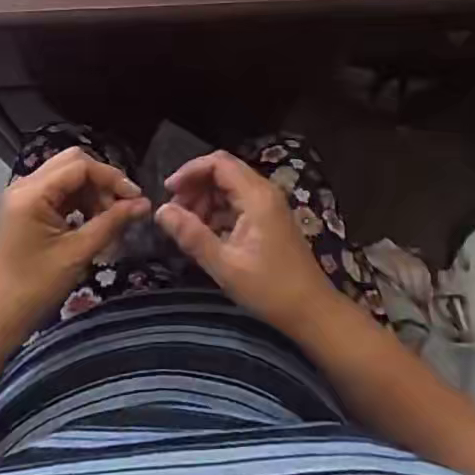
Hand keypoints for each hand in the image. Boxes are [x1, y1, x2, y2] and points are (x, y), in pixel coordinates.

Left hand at [0, 147, 150, 336]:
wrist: (0, 316)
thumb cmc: (36, 287)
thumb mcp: (78, 253)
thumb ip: (112, 222)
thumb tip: (144, 203)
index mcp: (32, 193)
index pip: (80, 166)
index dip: (112, 178)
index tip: (136, 199)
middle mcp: (24, 185)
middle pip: (73, 163)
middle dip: (103, 181)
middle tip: (124, 206)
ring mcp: (23, 195)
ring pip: (68, 176)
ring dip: (93, 192)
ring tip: (110, 220)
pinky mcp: (26, 208)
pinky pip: (59, 191)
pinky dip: (80, 201)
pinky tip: (93, 222)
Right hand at [154, 151, 341, 331]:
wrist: (313, 312)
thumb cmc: (270, 290)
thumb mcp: (225, 265)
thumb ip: (192, 235)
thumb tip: (161, 211)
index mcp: (256, 197)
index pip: (218, 163)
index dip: (189, 171)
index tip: (168, 192)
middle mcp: (265, 192)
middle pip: (223, 170)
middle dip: (195, 185)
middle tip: (175, 211)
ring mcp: (269, 205)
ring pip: (229, 186)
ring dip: (205, 198)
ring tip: (187, 225)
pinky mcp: (270, 218)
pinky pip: (238, 201)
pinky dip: (218, 210)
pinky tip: (206, 233)